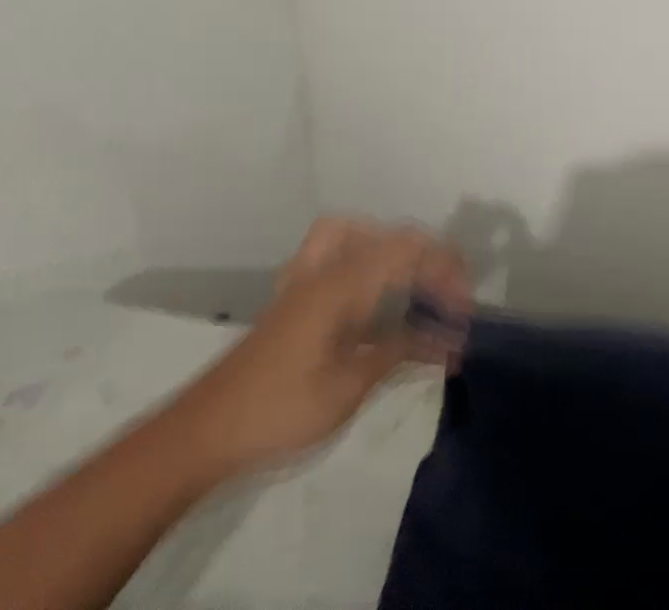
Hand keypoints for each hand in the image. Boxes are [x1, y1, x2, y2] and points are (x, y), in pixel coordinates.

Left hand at [167, 217, 470, 479]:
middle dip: (424, 255)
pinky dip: (366, 268)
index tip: (466, 310)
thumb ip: (401, 351)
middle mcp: (321, 273)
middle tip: (444, 293)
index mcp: (339, 286)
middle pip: (382, 235)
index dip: (446, 269)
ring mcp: (301, 285)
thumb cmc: (280, 411)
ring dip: (390, 253)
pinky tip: (374, 305)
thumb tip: (451, 337)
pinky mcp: (291, 304)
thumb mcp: (349, 386)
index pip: (407, 250)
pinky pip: (335, 260)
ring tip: (413, 289)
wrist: (203, 434)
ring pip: (352, 238)